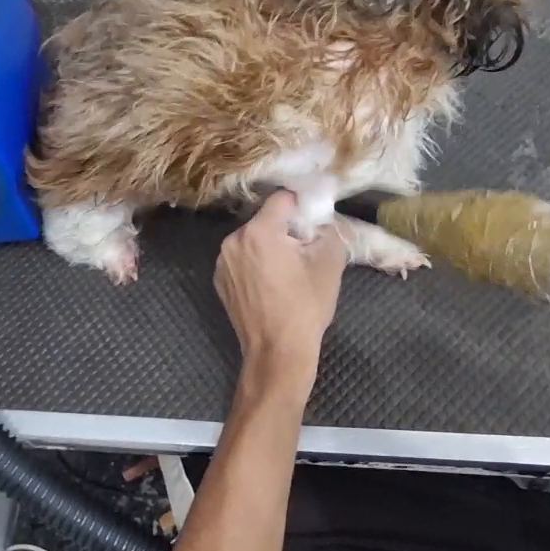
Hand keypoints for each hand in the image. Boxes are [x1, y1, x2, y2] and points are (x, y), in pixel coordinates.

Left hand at [215, 192, 345, 377]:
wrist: (277, 351)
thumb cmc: (304, 306)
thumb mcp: (329, 263)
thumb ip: (329, 230)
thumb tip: (323, 219)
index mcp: (258, 231)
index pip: (282, 198)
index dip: (303, 205)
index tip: (316, 219)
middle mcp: (233, 241)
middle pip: (265, 220)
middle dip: (286, 229)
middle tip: (305, 249)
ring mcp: (222, 262)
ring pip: (253, 240)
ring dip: (270, 247)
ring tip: (288, 271)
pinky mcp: (220, 281)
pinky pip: (242, 260)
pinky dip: (256, 264)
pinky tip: (271, 285)